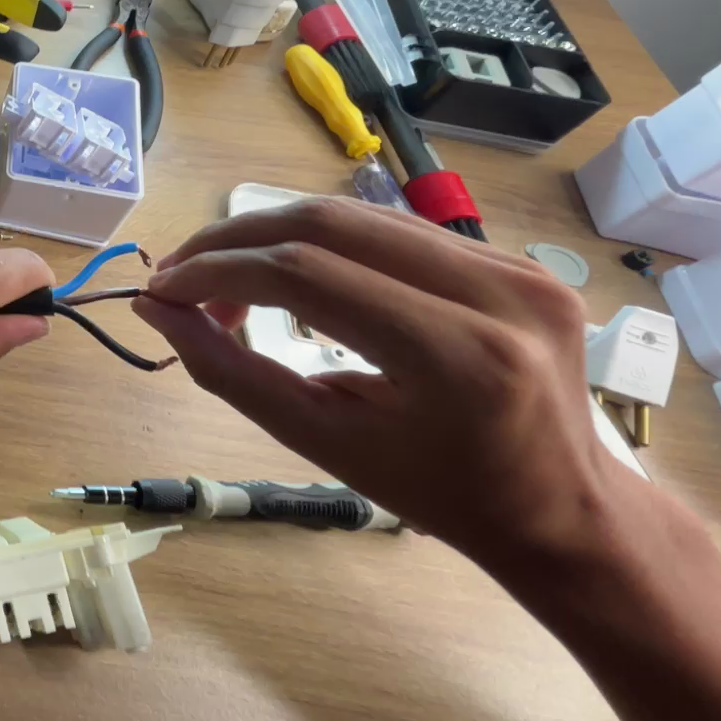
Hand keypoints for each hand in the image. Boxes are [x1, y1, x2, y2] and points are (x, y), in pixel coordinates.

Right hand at [131, 196, 628, 565]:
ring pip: (348, 213)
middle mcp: (497, 291)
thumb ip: (226, 369)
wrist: (566, 508)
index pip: (301, 274)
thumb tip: (154, 310)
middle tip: (178, 275)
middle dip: (229, 241)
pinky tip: (277, 272)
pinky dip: (310, 240)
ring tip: (218, 278)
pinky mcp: (510, 256)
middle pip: (322, 223)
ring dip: (263, 236)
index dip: (213, 272)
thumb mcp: (317, 440)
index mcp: (458, 355)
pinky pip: (381, 226)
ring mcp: (513, 264)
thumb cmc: (434, 490)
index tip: (160, 292)